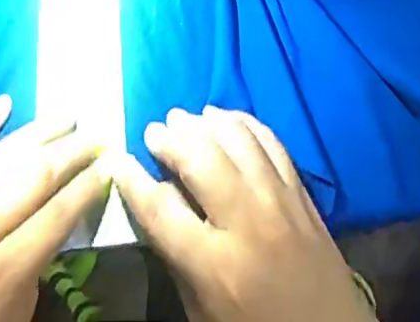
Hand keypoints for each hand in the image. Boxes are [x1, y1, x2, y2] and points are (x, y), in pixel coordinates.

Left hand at [0, 95, 105, 321]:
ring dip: (43, 131)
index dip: (90, 184)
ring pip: (4, 155)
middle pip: (39, 176)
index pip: (59, 213)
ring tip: (70, 116)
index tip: (111, 163)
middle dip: (76, 152)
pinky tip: (6, 103)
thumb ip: (34, 272)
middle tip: (100, 135)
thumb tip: (60, 219)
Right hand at [112, 107, 375, 321]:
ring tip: (185, 116)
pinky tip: (227, 117)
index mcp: (216, 264)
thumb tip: (156, 206)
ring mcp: (278, 197)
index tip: (119, 160)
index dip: (134, 181)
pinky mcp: (300, 187)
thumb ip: (177, 259)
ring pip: (237, 139)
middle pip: (201, 160)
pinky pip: (270, 140)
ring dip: (207, 121)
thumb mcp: (202, 312)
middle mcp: (247, 220)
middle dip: (172, 139)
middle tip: (155, 129)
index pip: (162, 210)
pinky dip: (245, 122)